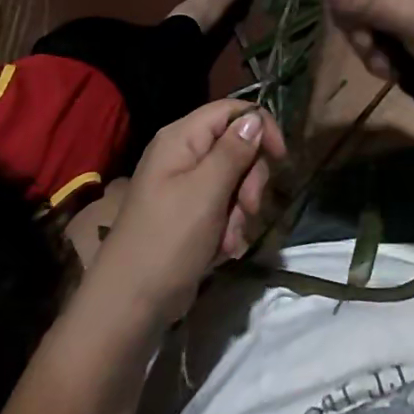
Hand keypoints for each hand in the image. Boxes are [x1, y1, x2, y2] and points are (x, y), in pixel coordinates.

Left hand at [87, 101, 283, 324]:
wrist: (131, 303)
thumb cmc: (168, 239)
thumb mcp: (206, 191)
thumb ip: (233, 151)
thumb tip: (255, 117)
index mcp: (180, 138)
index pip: (230, 111)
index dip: (260, 127)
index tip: (281, 158)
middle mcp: (182, 155)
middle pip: (236, 147)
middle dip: (250, 180)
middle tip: (248, 208)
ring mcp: (185, 186)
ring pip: (234, 181)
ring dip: (241, 210)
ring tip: (230, 239)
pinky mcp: (189, 214)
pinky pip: (223, 207)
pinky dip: (230, 227)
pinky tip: (225, 249)